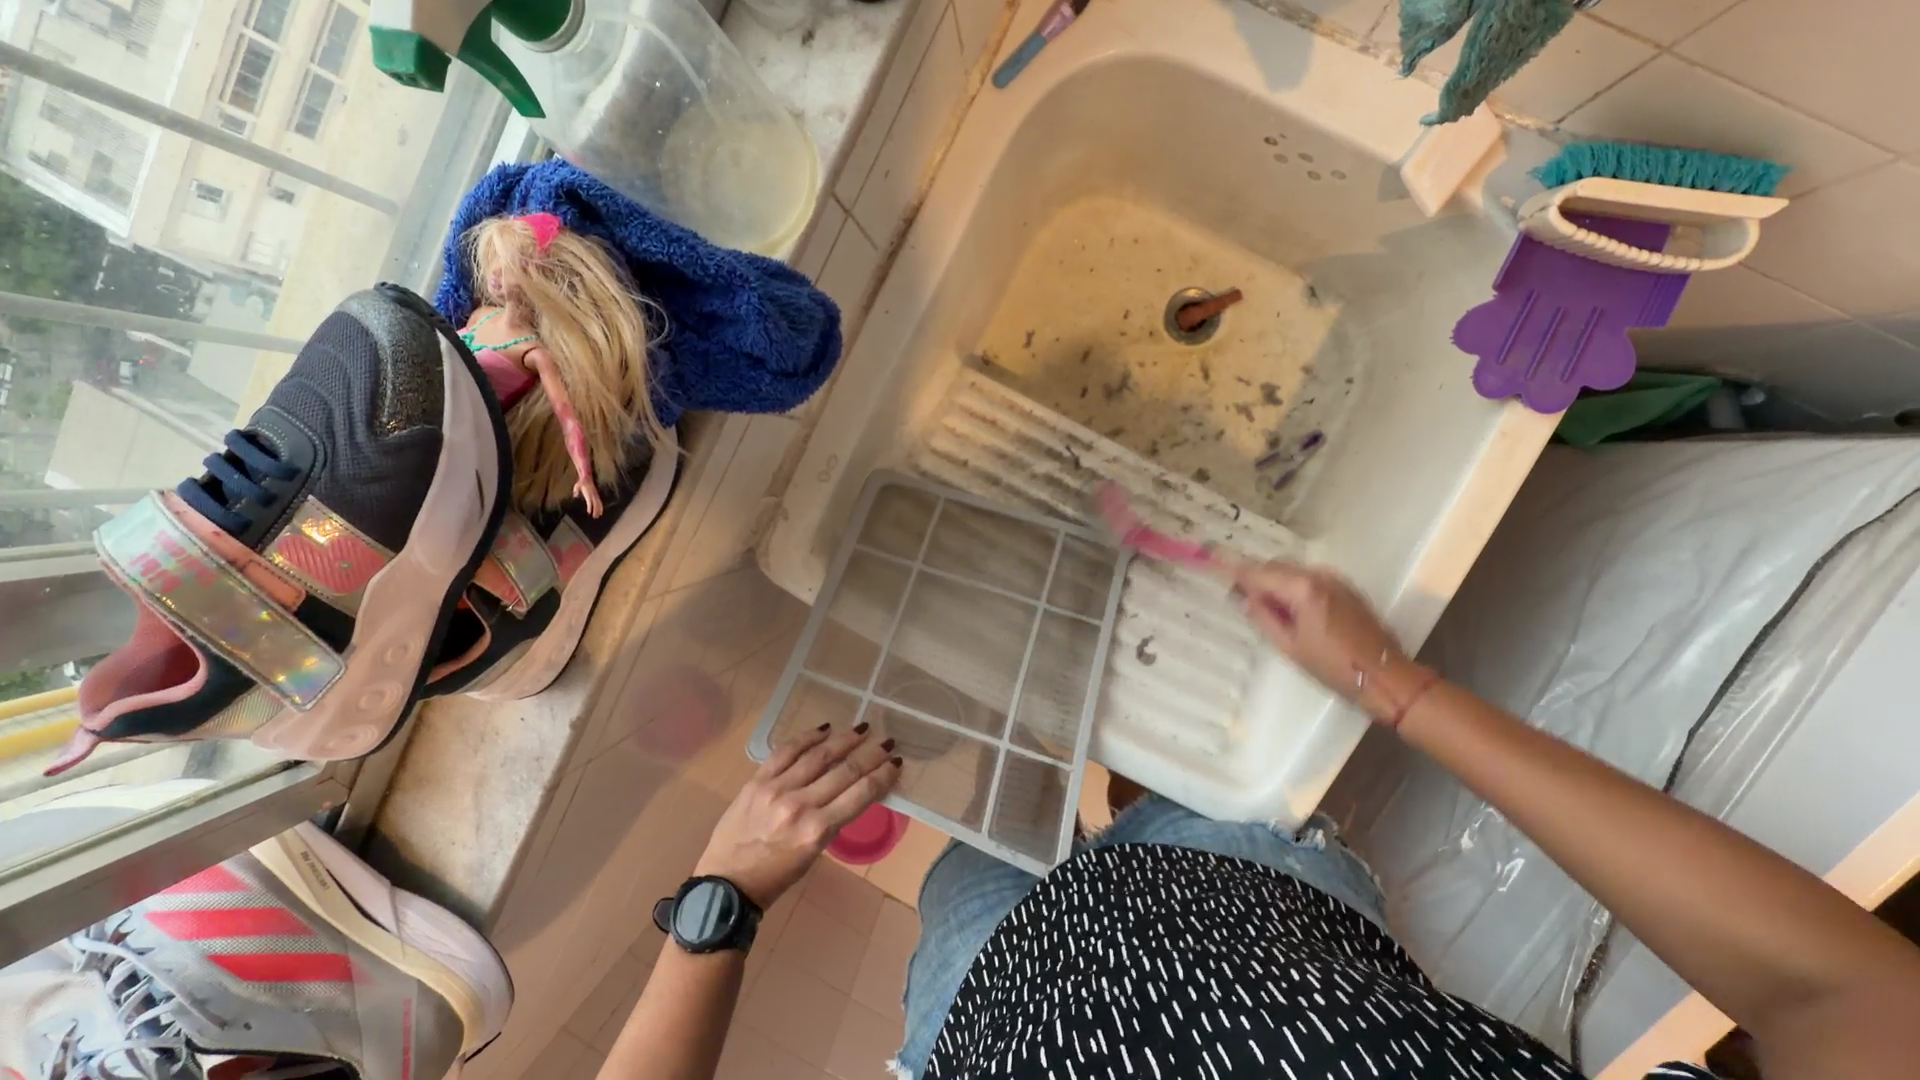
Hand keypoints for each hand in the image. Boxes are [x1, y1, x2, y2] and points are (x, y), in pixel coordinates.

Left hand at [574, 475, 603, 517]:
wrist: (587, 478)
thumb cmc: (581, 483)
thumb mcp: (577, 486)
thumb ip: (576, 491)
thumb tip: (575, 495)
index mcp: (588, 493)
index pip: (590, 501)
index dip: (590, 507)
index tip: (589, 512)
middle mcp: (593, 495)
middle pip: (596, 504)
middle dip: (596, 510)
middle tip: (595, 517)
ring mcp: (596, 495)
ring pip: (599, 504)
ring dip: (599, 510)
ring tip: (598, 515)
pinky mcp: (597, 495)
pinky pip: (600, 502)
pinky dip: (601, 507)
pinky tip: (601, 511)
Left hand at [692, 724, 901, 908]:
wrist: (726, 885)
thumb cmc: (774, 878)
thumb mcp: (812, 854)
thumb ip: (831, 822)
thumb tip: (850, 792)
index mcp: (817, 831)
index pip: (860, 795)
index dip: (882, 776)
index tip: (896, 764)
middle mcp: (800, 806)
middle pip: (844, 772)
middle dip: (870, 755)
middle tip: (887, 742)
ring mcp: (776, 790)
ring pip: (818, 756)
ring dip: (845, 740)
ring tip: (862, 729)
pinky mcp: (757, 781)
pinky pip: (785, 752)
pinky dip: (807, 738)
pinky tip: (824, 729)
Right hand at [1233, 560, 1432, 724]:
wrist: (1385, 676)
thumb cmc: (1334, 667)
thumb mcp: (1290, 647)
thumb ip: (1264, 617)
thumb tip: (1245, 599)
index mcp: (1303, 589)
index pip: (1260, 573)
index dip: (1237, 571)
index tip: (1215, 564)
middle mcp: (1320, 576)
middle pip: (1276, 566)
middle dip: (1256, 577)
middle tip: (1240, 597)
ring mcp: (1336, 580)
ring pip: (1294, 571)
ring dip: (1276, 582)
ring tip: (1266, 607)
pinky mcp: (1347, 588)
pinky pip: (1310, 578)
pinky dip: (1294, 586)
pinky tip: (1291, 609)